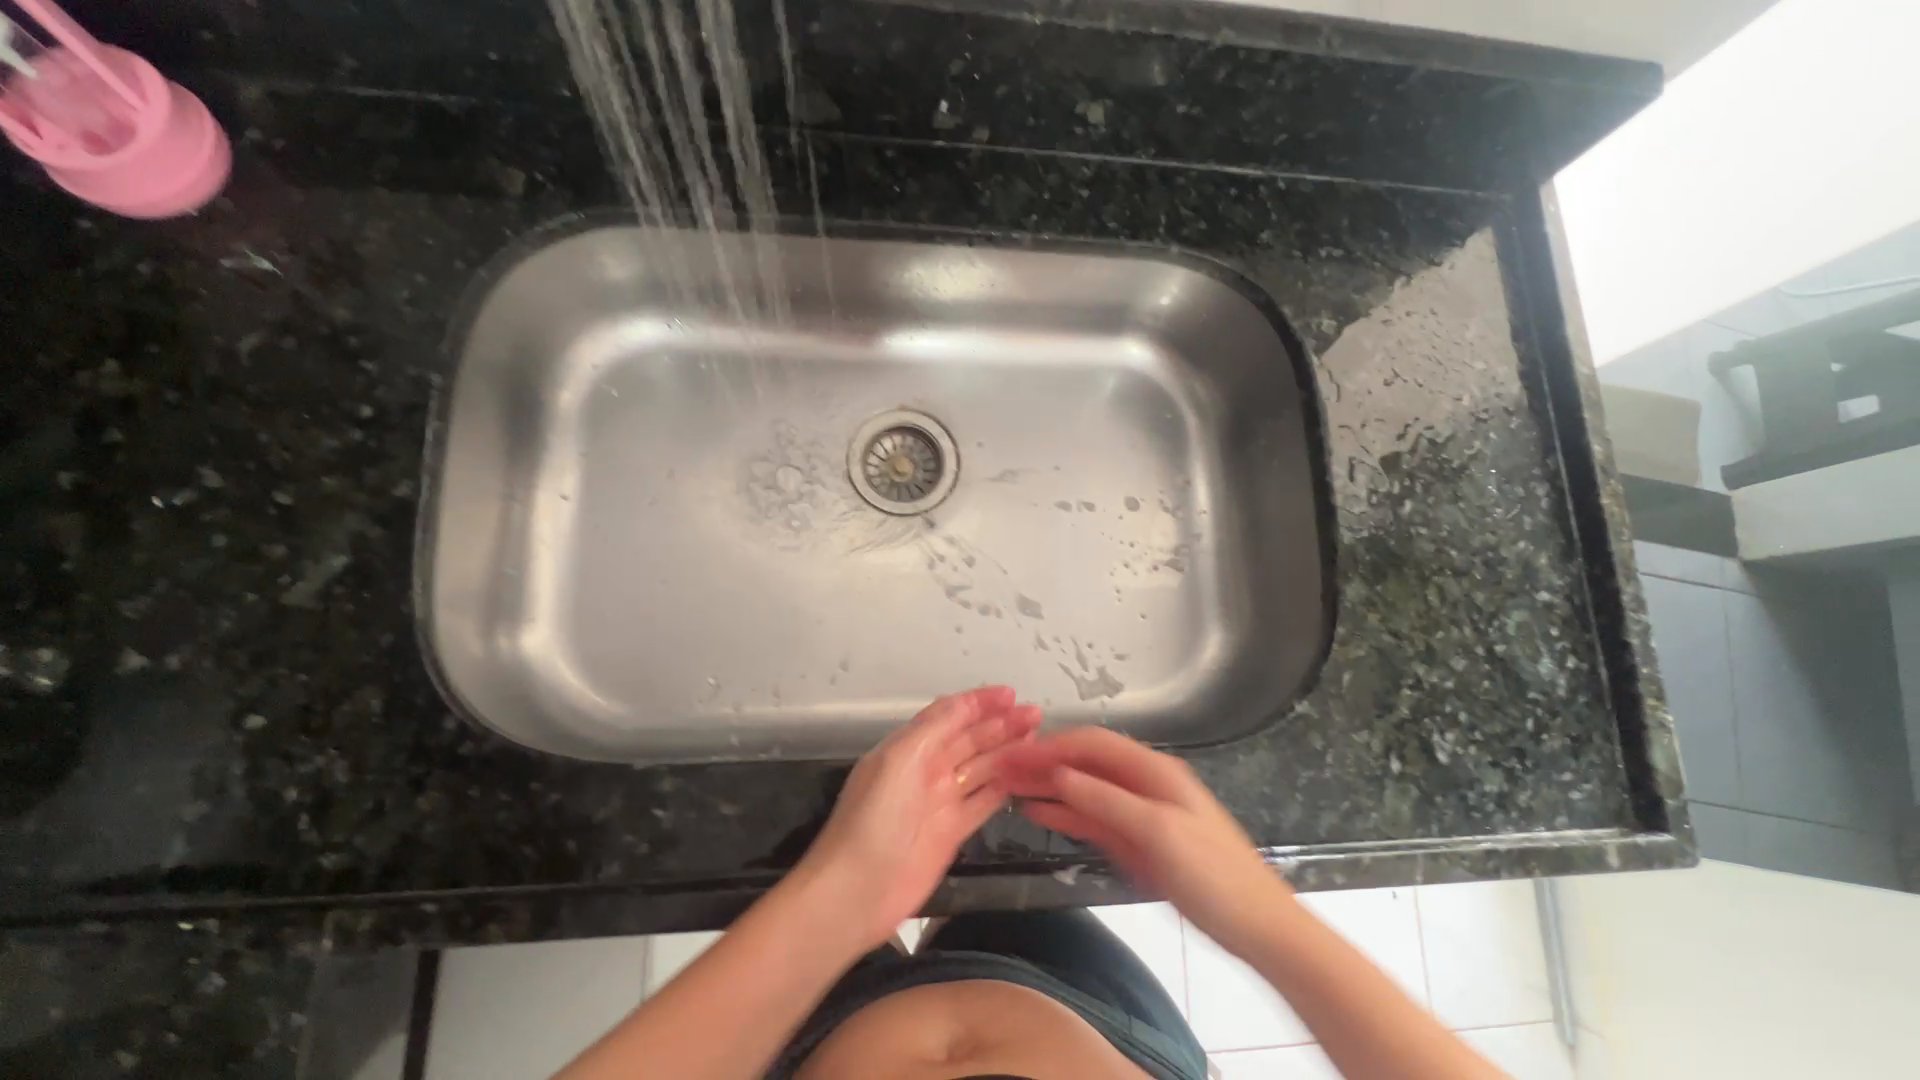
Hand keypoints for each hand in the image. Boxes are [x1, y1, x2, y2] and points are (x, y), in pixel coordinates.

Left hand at [794, 686, 1041, 949]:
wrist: (856, 890)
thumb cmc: (874, 818)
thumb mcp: (900, 760)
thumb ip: (934, 728)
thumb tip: (966, 703)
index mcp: (909, 747)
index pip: (949, 715)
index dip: (979, 703)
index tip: (1012, 694)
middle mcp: (926, 769)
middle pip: (970, 739)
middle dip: (1001, 725)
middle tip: (1037, 715)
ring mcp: (940, 802)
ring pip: (982, 768)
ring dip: (1008, 752)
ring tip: (1040, 741)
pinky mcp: (953, 833)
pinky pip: (984, 802)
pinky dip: (1005, 787)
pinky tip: (1027, 776)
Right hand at [1000, 727, 1292, 955]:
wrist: (1257, 926)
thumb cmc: (1213, 875)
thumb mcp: (1157, 832)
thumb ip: (1106, 799)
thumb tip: (1058, 774)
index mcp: (1154, 771)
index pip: (1092, 743)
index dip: (1051, 745)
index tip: (1013, 754)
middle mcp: (1143, 783)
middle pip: (1085, 763)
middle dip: (1043, 763)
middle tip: (999, 768)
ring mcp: (1139, 813)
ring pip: (1084, 790)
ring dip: (1048, 786)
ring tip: (1006, 786)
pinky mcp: (1136, 841)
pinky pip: (1093, 818)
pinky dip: (1065, 812)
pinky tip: (1036, 810)